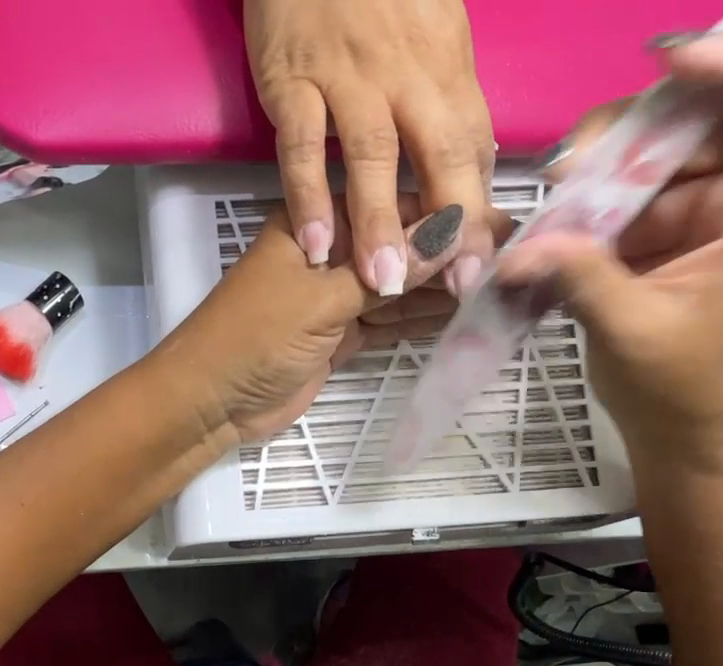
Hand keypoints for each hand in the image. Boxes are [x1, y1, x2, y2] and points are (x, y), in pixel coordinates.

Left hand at [175, 196, 488, 442]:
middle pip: (401, 247)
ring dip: (443, 288)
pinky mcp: (339, 335)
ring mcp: (335, 296)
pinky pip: (389, 319)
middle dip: (452, 254)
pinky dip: (421, 319)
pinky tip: (463, 314)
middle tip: (513, 257)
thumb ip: (386, 267)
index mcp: (317, 223)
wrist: (209, 402)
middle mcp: (332, 252)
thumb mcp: (320, 299)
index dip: (446, 217)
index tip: (502, 225)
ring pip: (400, 285)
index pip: (392, 208)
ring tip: (501, 285)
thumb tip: (457, 231)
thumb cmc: (252, 338)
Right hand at [246, 0, 497, 297]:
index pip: (474, 144)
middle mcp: (406, 75)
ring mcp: (348, 78)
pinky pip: (303, 146)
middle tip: (457, 287)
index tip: (487, 262)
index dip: (482, 206)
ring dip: (380, 223)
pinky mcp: (294, 82)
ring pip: (373, 156)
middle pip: (439, 153)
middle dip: (451, 225)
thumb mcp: (429, 32)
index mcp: (444, 65)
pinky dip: (309, 196)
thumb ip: (443, 99)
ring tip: (386, 283)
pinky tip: (314, 244)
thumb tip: (468, 161)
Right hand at [495, 35, 722, 460]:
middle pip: (703, 114)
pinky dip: (582, 201)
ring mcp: (695, 211)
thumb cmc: (680, 384)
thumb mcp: (634, 331)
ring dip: (598, 166)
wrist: (678, 426)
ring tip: (552, 197)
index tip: (666, 64)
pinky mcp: (656, 232)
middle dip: (634, 127)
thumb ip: (582, 279)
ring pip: (654, 151)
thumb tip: (520, 250)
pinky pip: (619, 193)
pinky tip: (550, 223)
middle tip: (568, 168)